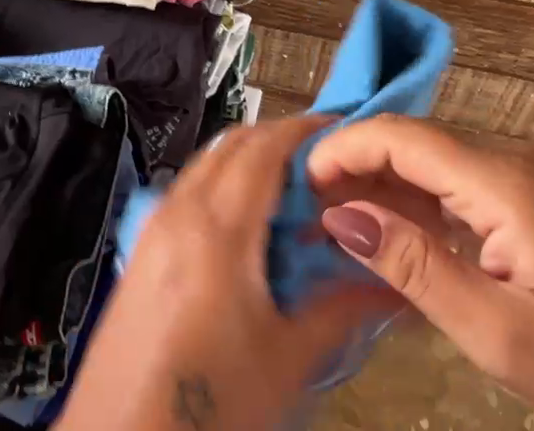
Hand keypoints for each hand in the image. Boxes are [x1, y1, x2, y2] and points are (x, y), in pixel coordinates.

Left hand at [57, 117, 393, 430]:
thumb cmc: (209, 401)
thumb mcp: (284, 360)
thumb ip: (339, 311)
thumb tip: (393, 287)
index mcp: (217, 227)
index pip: (264, 148)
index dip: (304, 130)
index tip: (342, 132)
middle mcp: (179, 211)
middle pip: (232, 144)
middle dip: (279, 139)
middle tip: (324, 161)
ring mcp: (153, 227)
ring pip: (206, 165)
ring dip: (248, 161)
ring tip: (291, 189)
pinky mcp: (140, 249)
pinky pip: (187, 192)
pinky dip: (222, 185)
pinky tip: (247, 226)